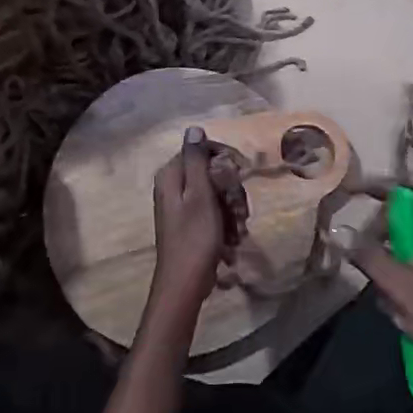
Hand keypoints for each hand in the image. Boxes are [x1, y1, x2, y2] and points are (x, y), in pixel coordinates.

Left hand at [150, 127, 248, 306]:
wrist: (186, 283)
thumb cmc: (195, 237)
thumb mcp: (200, 194)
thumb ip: (196, 160)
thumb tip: (193, 128)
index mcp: (171, 175)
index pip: (202, 150)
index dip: (224, 159)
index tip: (241, 172)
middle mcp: (173, 186)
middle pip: (211, 172)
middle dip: (231, 190)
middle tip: (239, 209)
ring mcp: (182, 206)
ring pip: (216, 193)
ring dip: (232, 210)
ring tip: (237, 229)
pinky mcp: (191, 224)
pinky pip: (214, 212)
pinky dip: (226, 223)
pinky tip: (232, 239)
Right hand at [352, 195, 412, 405]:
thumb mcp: (402, 288)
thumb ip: (370, 257)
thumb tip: (339, 230)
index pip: (408, 198)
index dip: (382, 195)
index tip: (353, 198)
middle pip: (398, 230)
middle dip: (380, 250)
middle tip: (369, 268)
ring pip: (398, 258)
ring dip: (386, 279)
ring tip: (391, 302)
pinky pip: (405, 281)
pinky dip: (396, 295)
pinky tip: (399, 316)